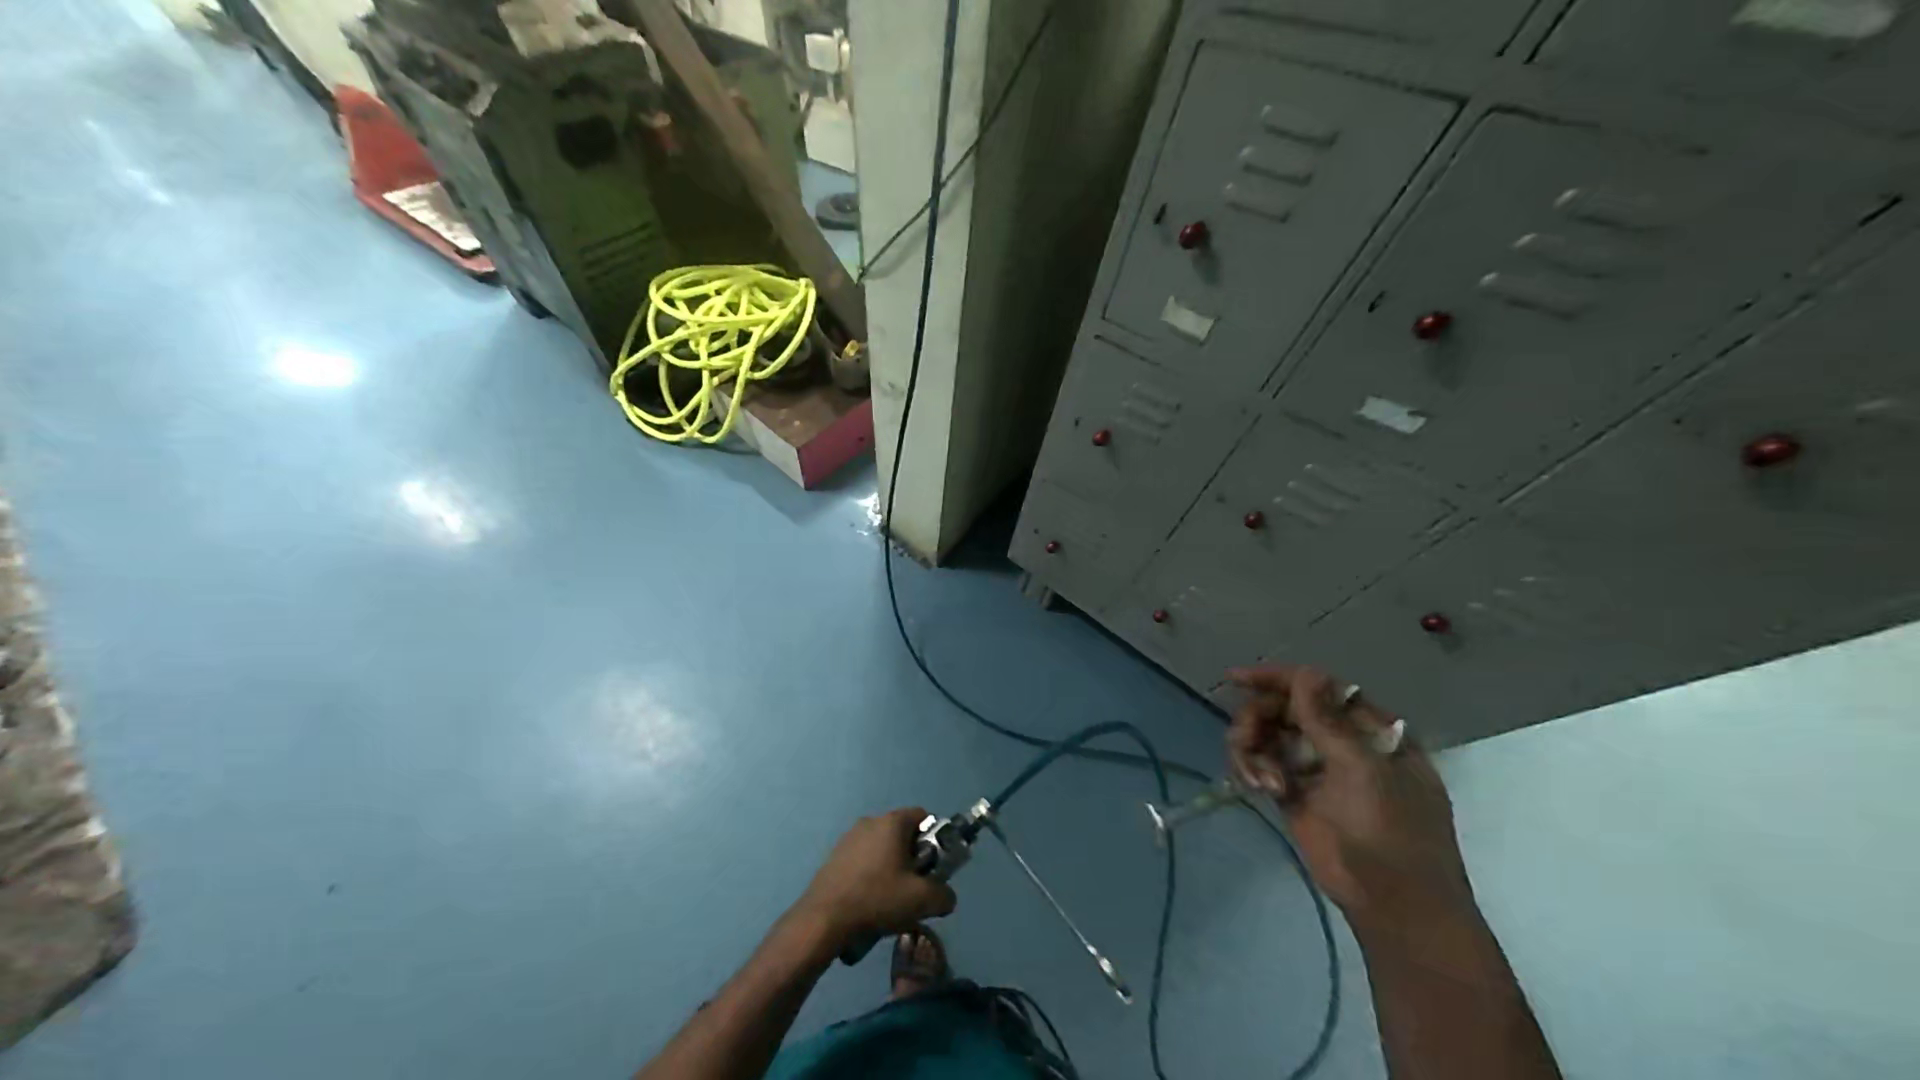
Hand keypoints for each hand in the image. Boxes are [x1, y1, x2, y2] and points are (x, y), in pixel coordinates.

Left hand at [793, 808, 956, 950]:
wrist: (824, 919)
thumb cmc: (877, 899)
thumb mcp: (922, 900)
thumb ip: (945, 895)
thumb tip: (946, 896)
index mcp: (892, 822)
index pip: (923, 816)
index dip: (935, 839)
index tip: (935, 865)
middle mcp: (870, 821)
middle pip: (902, 834)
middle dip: (913, 857)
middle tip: (915, 886)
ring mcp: (848, 837)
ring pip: (882, 848)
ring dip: (891, 868)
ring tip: (891, 899)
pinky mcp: (834, 856)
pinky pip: (863, 859)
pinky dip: (871, 875)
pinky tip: (870, 902)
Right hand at [1227, 665, 1474, 930]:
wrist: (1392, 904)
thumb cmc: (1391, 832)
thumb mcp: (1362, 770)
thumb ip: (1326, 721)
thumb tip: (1305, 672)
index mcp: (1369, 730)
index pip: (1319, 688)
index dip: (1278, 679)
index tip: (1237, 679)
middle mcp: (1340, 742)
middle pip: (1285, 709)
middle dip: (1259, 720)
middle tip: (1245, 741)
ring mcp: (1315, 768)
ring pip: (1267, 736)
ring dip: (1252, 748)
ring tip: (1257, 778)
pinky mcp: (1292, 793)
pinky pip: (1261, 764)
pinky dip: (1252, 769)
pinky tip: (1259, 788)